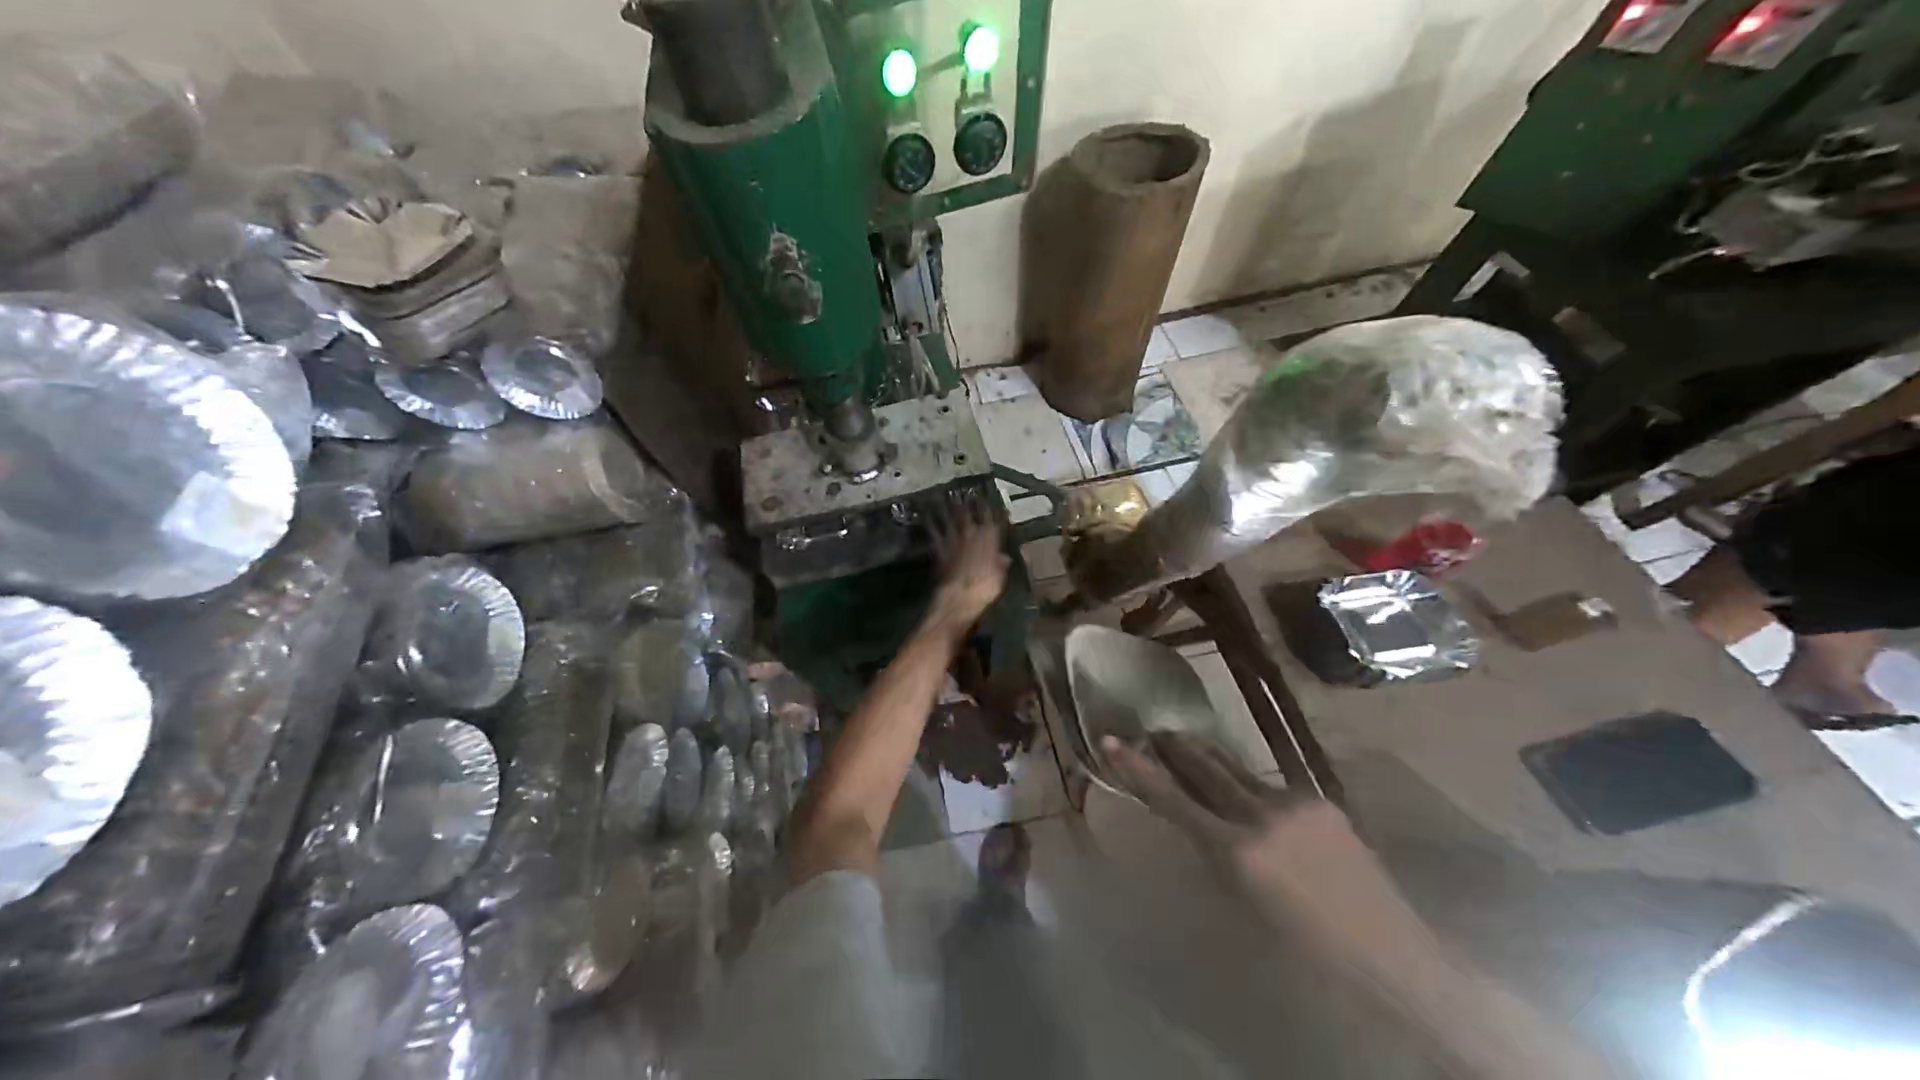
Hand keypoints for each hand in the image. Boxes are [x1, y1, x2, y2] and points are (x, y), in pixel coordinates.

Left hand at [928, 491, 1009, 631]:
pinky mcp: (939, 547)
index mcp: (990, 539)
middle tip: (967, 491)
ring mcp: (954, 539)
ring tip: (946, 494)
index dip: (993, 509)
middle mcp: (972, 534)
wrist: (960, 596)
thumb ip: (1002, 563)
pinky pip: (933, 531)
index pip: (994, 519)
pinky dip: (929, 521)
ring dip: (948, 506)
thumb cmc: (986, 588)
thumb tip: (1005, 557)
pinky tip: (925, 513)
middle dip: (970, 501)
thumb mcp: (1001, 576)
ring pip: (951, 518)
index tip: (991, 499)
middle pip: (971, 513)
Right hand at [1102, 733, 1384, 935]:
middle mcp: (1262, 816)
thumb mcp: (1244, 907)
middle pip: (1206, 768)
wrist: (1393, 959)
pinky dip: (1254, 789)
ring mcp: (1296, 803)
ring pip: (1240, 772)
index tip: (1111, 740)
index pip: (1173, 801)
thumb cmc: (1307, 954)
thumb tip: (1198, 826)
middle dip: (1176, 748)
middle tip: (1155, 730)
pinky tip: (1255, 798)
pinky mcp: (1323, 801)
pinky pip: (1274, 787)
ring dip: (1213, 761)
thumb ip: (1217, 858)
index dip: (1137, 770)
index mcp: (1237, 852)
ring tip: (1192, 748)